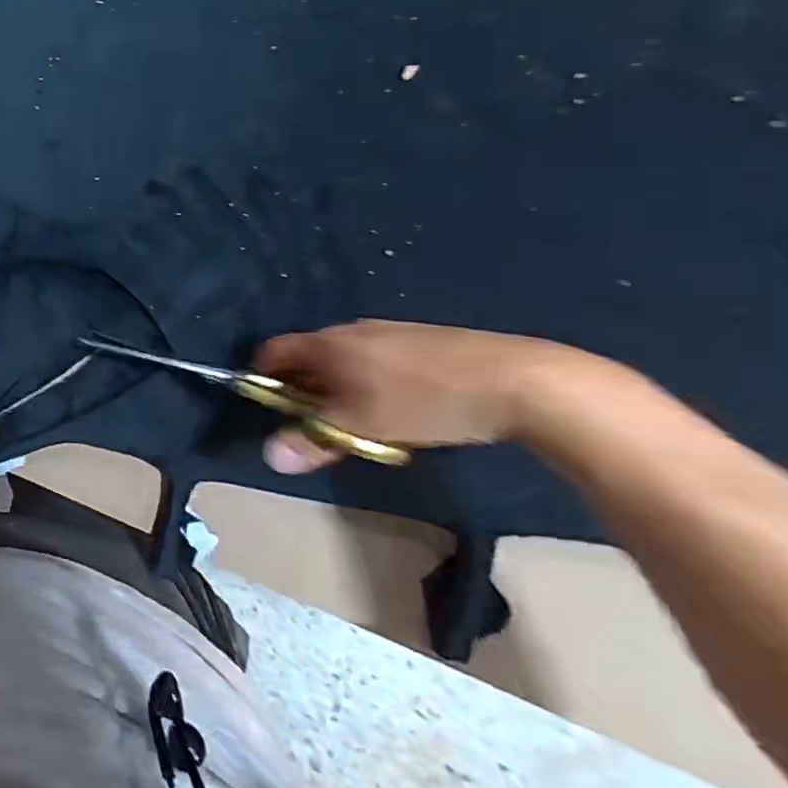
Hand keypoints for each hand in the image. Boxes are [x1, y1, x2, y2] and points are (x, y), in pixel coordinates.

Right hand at [252, 320, 585, 473]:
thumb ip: (314, 441)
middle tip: (316, 422)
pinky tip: (402, 406)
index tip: (270, 407)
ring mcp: (391, 331)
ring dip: (340, 386)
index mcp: (327, 343)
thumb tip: (271, 457)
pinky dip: (372, 380)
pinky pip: (378, 358)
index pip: (273, 351)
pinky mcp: (425, 340)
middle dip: (304, 387)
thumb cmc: (424, 401)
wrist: (523, 381)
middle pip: (308, 355)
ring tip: (362, 419)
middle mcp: (351, 329)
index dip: (263, 377)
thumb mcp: (362, 427)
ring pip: (346, 358)